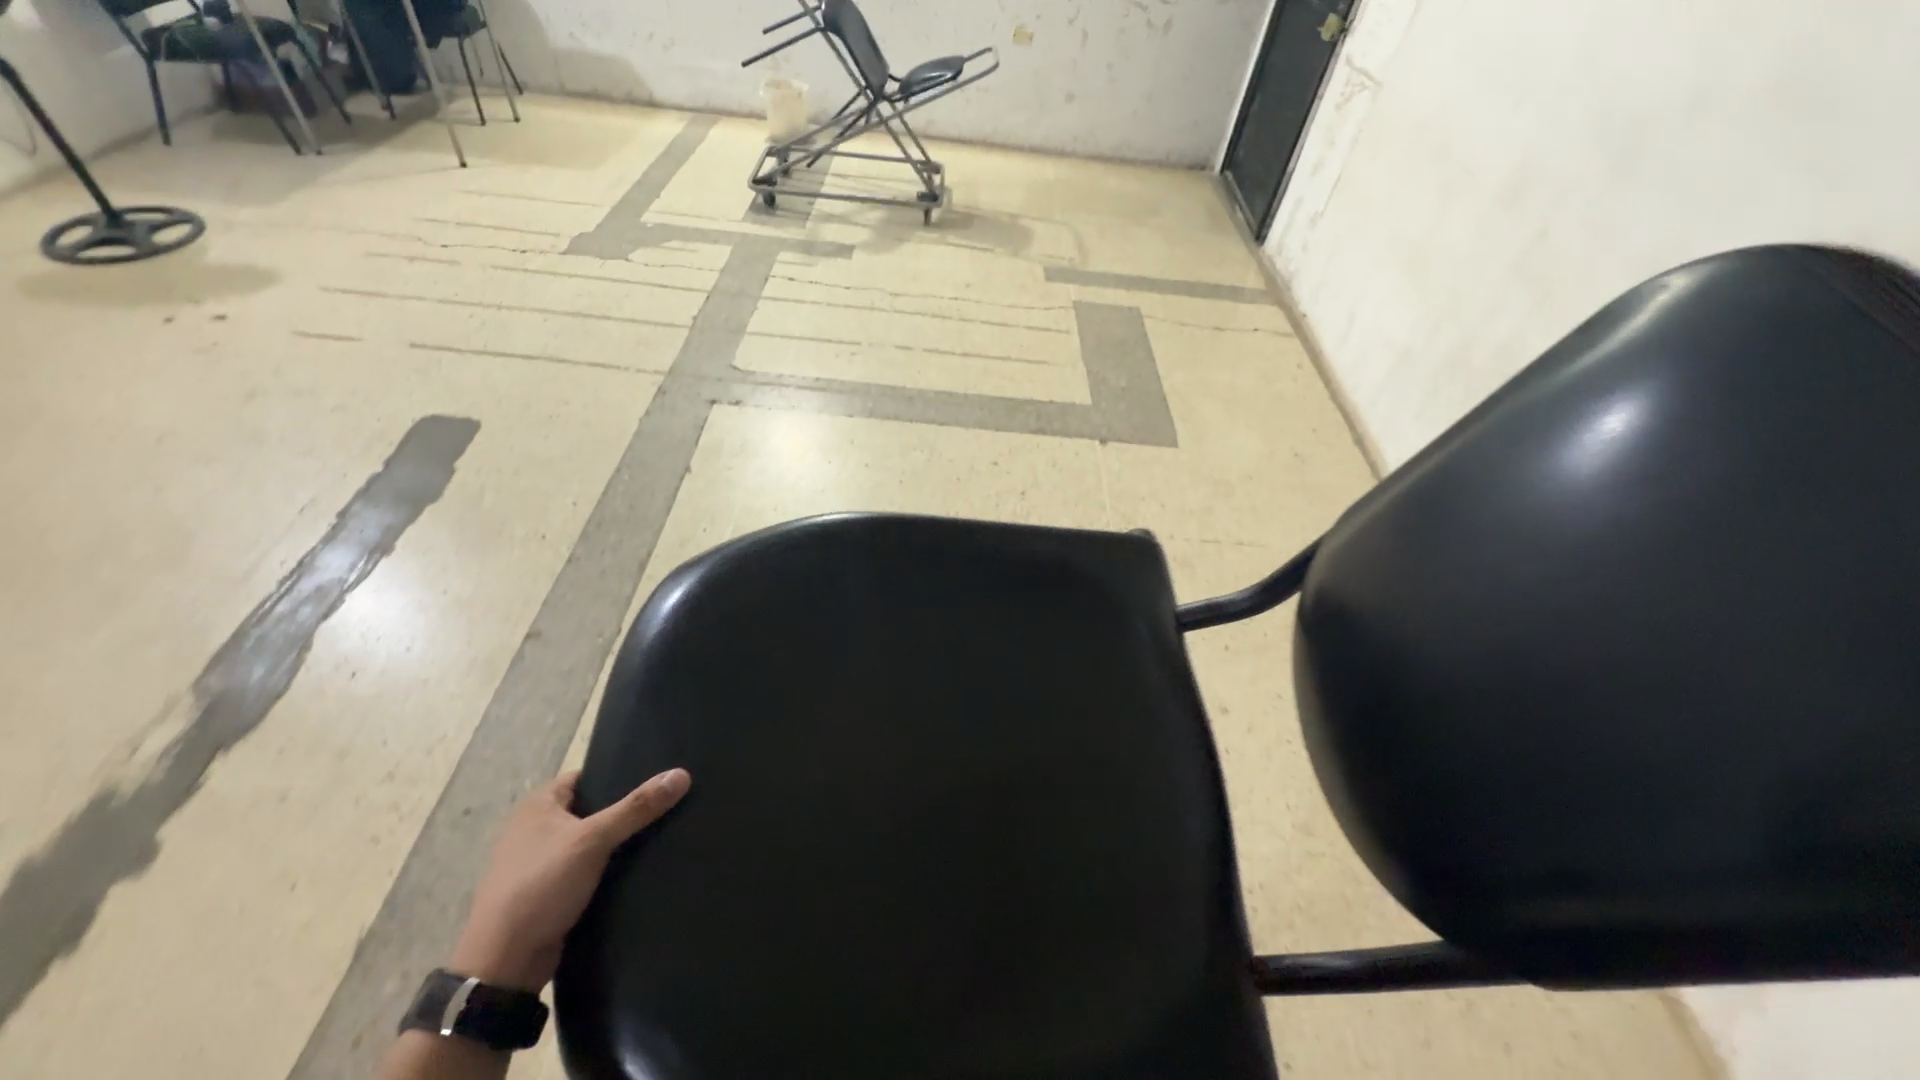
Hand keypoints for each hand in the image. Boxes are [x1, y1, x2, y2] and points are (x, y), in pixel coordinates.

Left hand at [448, 768, 691, 991]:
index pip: (585, 776)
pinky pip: (587, 871)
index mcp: (538, 805)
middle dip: (624, 810)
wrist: (506, 960)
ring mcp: (541, 863)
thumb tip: (682, 774)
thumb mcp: (593, 840)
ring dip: (617, 843)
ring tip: (663, 834)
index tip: (656, 776)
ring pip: (590, 843)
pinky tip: (640, 871)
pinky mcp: (550, 893)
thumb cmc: (542, 885)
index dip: (618, 774)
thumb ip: (636, 808)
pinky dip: (608, 870)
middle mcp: (535, 828)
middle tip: (668, 805)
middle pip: (590, 809)